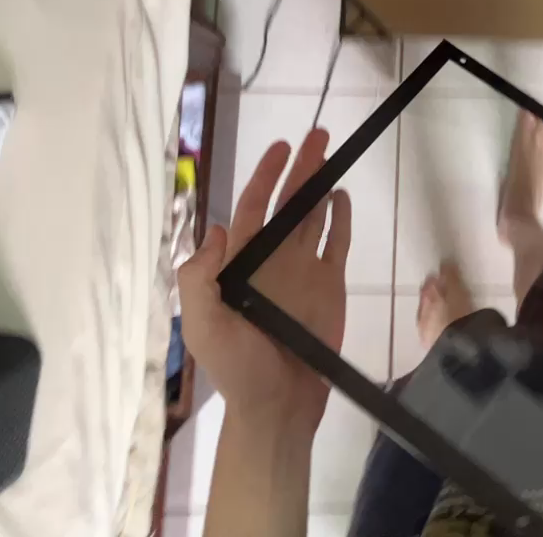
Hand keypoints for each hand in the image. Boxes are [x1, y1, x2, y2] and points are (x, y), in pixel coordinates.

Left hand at [178, 129, 350, 438]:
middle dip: (302, 168)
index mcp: (243, 262)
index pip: (255, 208)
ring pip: (314, 215)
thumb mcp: (204, 327)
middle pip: (290, 202)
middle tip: (319, 135)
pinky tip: (342, 197)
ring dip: (322, 185)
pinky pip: (336, 242)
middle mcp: (274, 257)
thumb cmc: (238, 368)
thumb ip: (200, 280)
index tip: (281, 147)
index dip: (266, 176)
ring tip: (332, 156)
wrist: (279, 406)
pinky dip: (341, 218)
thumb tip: (217, 229)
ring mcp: (304, 268)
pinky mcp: (330, 283)